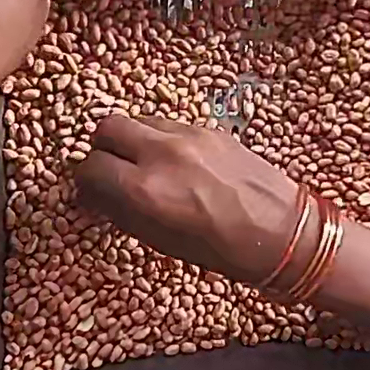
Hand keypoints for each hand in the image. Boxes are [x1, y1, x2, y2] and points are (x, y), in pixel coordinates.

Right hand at [75, 115, 301, 282]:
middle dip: (102, 148)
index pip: (92, 166)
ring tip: (142, 163)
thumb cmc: (223, 250)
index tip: (90, 188)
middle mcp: (163, 152)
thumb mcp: (163, 241)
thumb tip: (95, 196)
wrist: (285, 232)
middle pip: (108, 127)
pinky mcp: (210, 128)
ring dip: (131, 138)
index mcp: (147, 188)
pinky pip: (169, 123)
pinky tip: (174, 161)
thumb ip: (123, 212)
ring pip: (139, 119)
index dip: (85, 179)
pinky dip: (159, 137)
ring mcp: (189, 135)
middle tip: (110, 168)